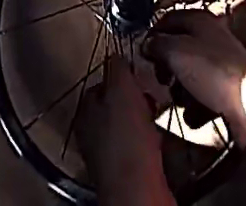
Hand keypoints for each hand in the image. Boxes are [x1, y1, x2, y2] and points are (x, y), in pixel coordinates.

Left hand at [82, 56, 172, 205]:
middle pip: (115, 105)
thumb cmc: (126, 141)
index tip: (137, 73)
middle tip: (150, 97)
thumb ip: (117, 68)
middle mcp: (93, 134)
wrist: (140, 190)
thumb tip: (116, 54)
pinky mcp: (128, 172)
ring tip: (158, 117)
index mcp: (85, 111)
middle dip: (135, 98)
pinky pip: (140, 148)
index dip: (121, 75)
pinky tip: (160, 141)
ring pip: (129, 127)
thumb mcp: (121, 90)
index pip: (101, 82)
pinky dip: (151, 142)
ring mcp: (109, 155)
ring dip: (145, 120)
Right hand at [144, 9, 245, 123]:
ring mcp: (221, 65)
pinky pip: (203, 97)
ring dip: (181, 91)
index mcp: (199, 20)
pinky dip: (196, 108)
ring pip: (189, 76)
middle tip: (163, 78)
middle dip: (167, 67)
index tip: (144, 52)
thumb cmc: (214, 71)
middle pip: (178, 49)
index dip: (153, 34)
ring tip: (181, 100)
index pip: (168, 19)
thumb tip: (146, 44)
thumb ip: (157, 44)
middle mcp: (211, 39)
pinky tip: (195, 116)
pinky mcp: (228, 91)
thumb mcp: (175, 51)